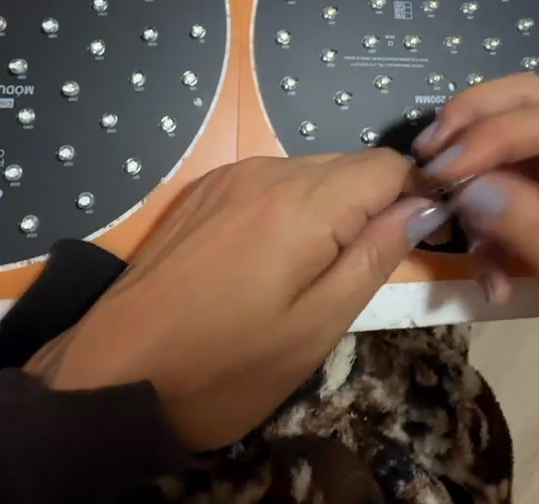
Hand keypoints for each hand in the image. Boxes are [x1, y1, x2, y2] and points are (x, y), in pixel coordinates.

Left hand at [26, 152, 448, 450]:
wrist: (113, 375)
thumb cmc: (226, 366)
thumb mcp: (317, 326)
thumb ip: (376, 255)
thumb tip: (425, 206)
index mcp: (302, 203)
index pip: (387, 165)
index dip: (414, 193)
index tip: (420, 233)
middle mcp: (267, 170)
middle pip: (350, 164)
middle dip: (372, 202)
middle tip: (362, 266)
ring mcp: (231, 174)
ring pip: (311, 170)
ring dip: (331, 206)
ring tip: (313, 269)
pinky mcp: (205, 188)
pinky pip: (271, 180)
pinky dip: (291, 206)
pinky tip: (269, 256)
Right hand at [415, 75, 538, 455]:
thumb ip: (533, 227)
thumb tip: (466, 186)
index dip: (490, 135)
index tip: (441, 169)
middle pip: (526, 106)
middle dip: (473, 124)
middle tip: (429, 156)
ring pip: (509, 147)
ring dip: (476, 179)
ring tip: (455, 225)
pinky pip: (506, 193)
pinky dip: (487, 222)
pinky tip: (489, 273)